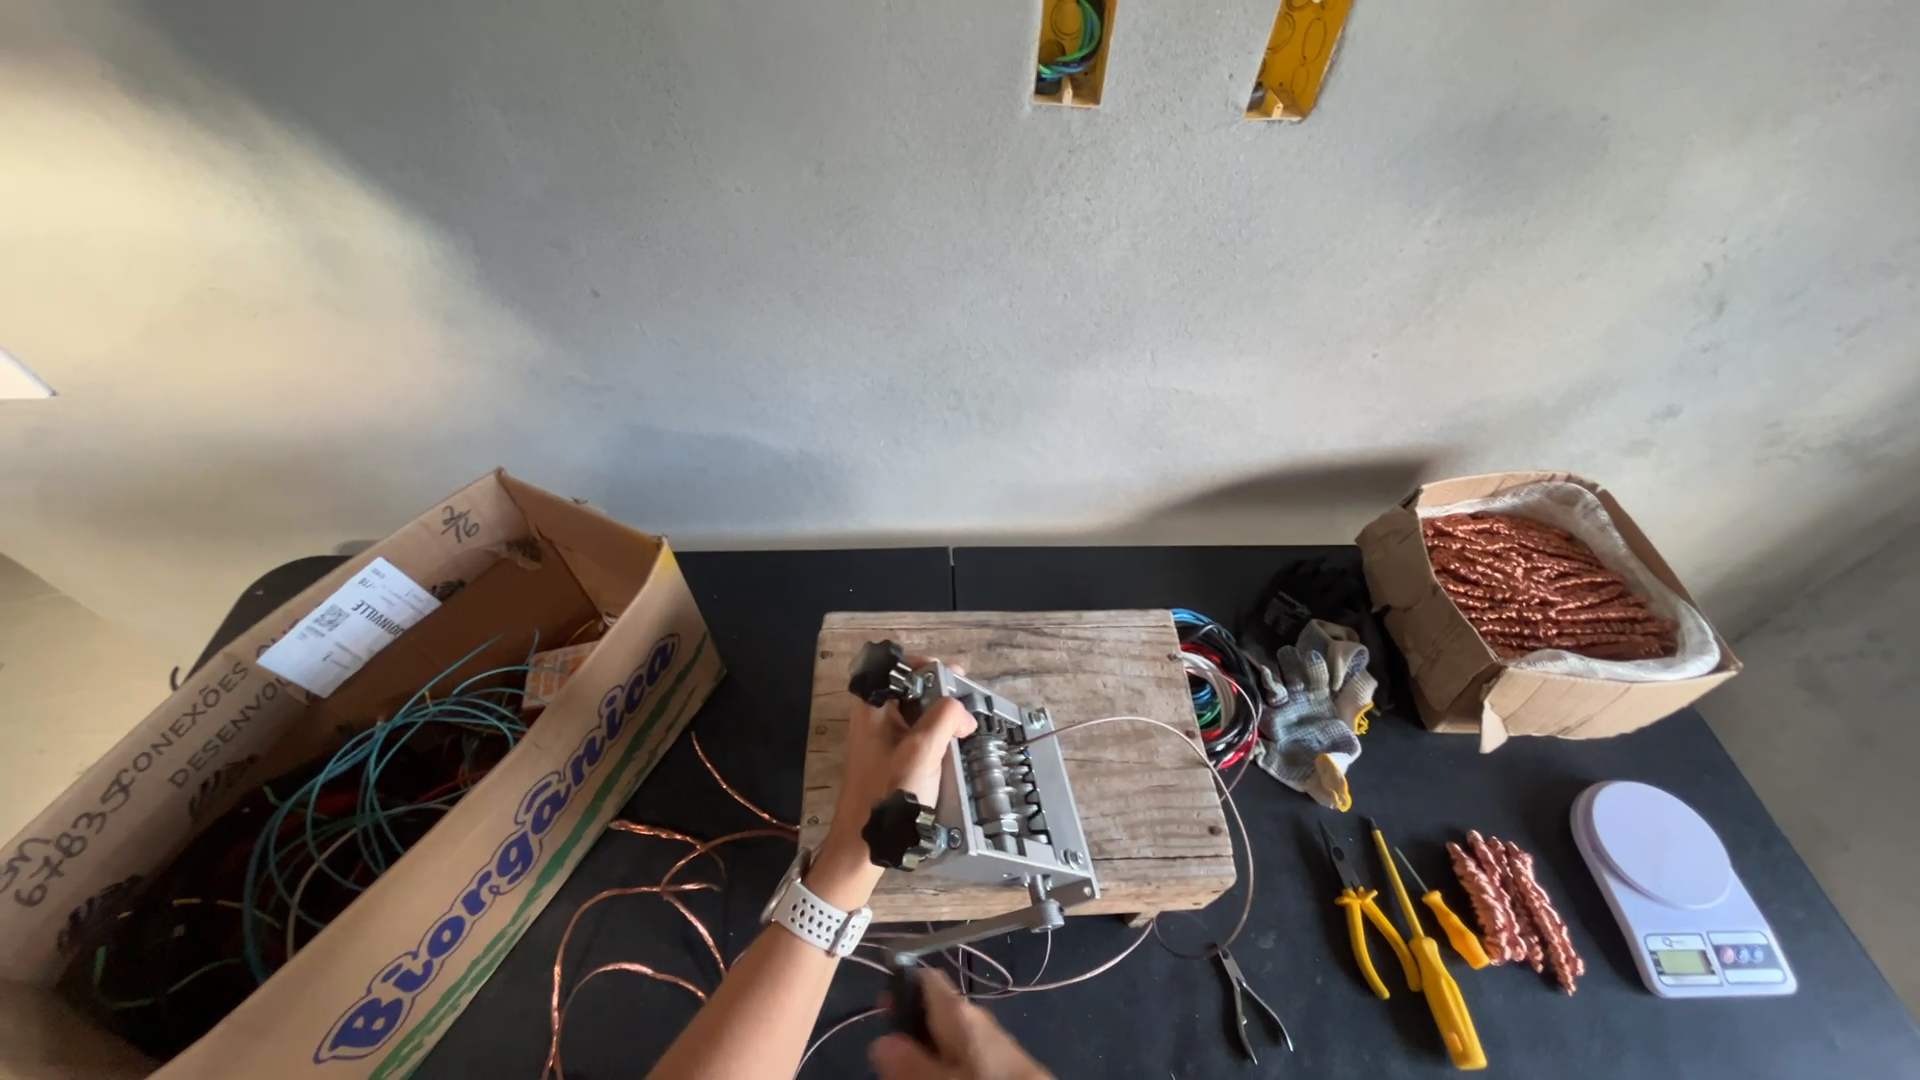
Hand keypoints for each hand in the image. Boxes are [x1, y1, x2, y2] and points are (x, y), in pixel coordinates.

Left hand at [809, 661, 977, 909]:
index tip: (955, 676)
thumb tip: (964, 714)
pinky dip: (936, 733)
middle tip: (967, 697)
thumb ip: (945, 718)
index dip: (925, 665)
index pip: (894, 666)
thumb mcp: (922, 750)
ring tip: (967, 721)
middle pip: (908, 688)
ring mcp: (881, 739)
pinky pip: (916, 734)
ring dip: (940, 713)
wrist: (864, 844)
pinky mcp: (890, 759)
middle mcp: (873, 717)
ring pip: (915, 712)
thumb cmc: (888, 793)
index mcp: (872, 707)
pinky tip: (954, 745)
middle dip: (940, 689)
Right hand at [869, 969, 1050, 1079]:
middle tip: (890, 1057)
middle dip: (910, 1027)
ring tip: (910, 1072)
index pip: (926, 978)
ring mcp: (990, 1039)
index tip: (881, 1009)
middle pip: (934, 1008)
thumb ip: (908, 1063)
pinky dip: (947, 1063)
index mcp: (958, 1010)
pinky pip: (965, 1053)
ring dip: (928, 1049)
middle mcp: (975, 1016)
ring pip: (949, 1035)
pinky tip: (940, 1075)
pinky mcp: (1000, 1060)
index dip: (901, 987)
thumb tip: (879, 1041)